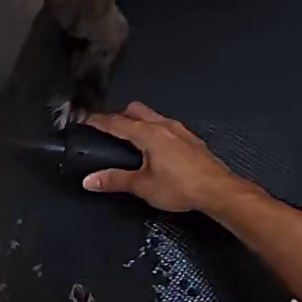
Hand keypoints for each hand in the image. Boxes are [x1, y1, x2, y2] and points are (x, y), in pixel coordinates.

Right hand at [81, 102, 259, 213]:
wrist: (217, 190)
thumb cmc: (182, 186)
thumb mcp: (142, 186)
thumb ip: (115, 180)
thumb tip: (91, 180)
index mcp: (148, 133)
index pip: (116, 122)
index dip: (97, 121)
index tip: (84, 120)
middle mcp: (164, 126)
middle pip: (135, 111)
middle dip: (118, 116)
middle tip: (106, 127)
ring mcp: (180, 131)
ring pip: (153, 116)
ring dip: (138, 121)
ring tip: (130, 135)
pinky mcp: (191, 140)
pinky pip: (167, 126)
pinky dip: (155, 129)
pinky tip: (156, 145)